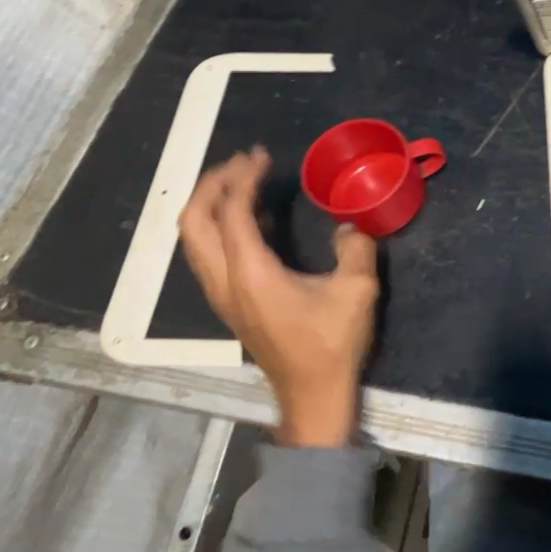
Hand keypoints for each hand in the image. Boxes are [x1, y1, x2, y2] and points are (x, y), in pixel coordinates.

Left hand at [178, 147, 379, 445]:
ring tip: (242, 185)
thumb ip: (355, 249)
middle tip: (242, 164)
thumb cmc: (332, 345)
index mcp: (251, 273)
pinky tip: (255, 220)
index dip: (243, 178)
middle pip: (193, 222)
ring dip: (211, 206)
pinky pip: (210, 254)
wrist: (313, 395)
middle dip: (212, 185)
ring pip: (194, 239)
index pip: (231, 212)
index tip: (261, 156)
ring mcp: (222, 295)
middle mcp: (225, 281)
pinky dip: (221, 227)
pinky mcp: (231, 304)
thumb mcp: (357, 292)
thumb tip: (348, 227)